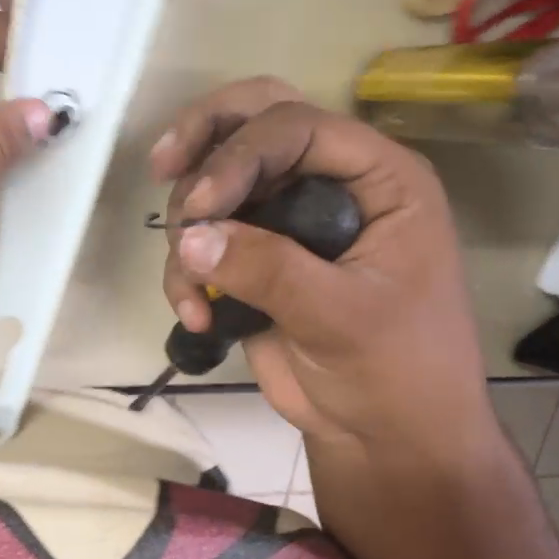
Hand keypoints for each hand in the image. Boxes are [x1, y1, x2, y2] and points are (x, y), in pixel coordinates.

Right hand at [152, 78, 491, 452]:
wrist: (382, 435)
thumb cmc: (397, 370)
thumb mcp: (343, 316)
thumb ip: (270, 270)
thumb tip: (188, 238)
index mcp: (376, 179)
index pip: (296, 127)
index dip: (240, 153)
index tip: (201, 208)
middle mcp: (327, 185)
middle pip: (252, 123)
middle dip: (201, 142)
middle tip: (161, 168)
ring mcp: (286, 221)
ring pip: (214, 185)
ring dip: (187, 231)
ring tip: (190, 293)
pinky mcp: (252, 260)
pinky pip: (201, 241)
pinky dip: (184, 273)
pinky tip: (197, 319)